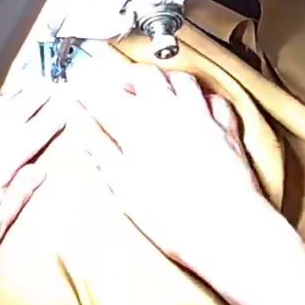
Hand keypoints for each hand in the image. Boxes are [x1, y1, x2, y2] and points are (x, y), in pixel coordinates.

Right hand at [71, 64, 304, 301]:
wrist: (227, 229)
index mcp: (138, 124)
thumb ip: (98, 146)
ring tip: (155, 88)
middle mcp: (170, 111)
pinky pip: (216, 100)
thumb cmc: (172, 215)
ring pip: (182, 79)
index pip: (105, 95)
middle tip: (116, 86)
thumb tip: (78, 121)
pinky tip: (198, 106)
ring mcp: (201, 117)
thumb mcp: (121, 182)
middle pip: (146, 75)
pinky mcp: (227, 130)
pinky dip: (203, 97)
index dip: (88, 90)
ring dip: (164, 78)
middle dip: (127, 75)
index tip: (79, 93)